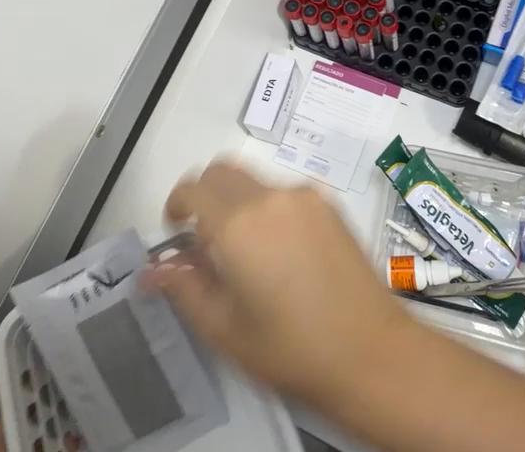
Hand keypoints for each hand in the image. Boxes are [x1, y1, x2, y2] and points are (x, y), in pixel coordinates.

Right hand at [144, 160, 417, 405]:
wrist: (371, 351)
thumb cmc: (291, 348)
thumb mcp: (224, 327)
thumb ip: (184, 288)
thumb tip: (153, 269)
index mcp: (238, 225)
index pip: (193, 188)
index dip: (176, 204)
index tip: (175, 230)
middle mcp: (272, 198)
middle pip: (223, 171)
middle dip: (205, 195)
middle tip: (204, 238)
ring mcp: (307, 198)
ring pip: (256, 181)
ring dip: (238, 202)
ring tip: (246, 253)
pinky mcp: (332, 206)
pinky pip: (286, 193)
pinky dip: (270, 209)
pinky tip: (281, 253)